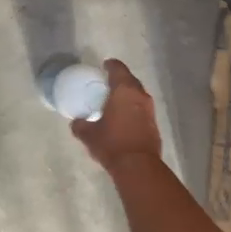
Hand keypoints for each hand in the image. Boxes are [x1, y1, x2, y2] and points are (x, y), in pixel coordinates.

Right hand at [70, 59, 162, 173]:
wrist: (138, 166)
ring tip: (116, 101)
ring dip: (128, 95)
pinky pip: (142, 109)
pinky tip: (125, 117)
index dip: (111, 65)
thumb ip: (81, 125)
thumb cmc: (112, 143)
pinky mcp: (154, 124)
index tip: (105, 65)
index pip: (118, 69)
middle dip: (120, 79)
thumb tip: (76, 122)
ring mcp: (150, 110)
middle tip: (108, 83)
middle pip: (131, 80)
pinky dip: (134, 109)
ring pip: (138, 95)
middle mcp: (140, 95)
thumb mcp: (89, 135)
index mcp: (124, 90)